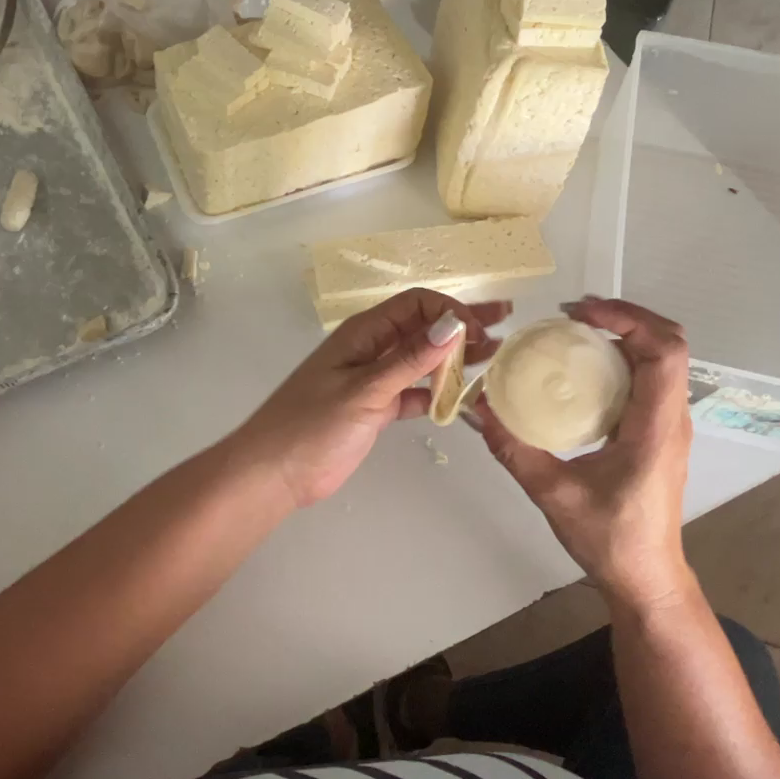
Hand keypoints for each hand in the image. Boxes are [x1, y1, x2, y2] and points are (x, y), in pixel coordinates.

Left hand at [235, 289, 509, 506]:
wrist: (274, 472)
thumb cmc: (310, 427)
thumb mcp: (363, 391)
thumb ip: (407, 360)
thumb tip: (452, 324)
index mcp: (362, 334)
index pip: (416, 306)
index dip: (451, 313)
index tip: (480, 334)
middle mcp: (370, 350)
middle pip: (423, 328)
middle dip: (461, 323)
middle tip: (505, 320)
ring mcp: (372, 380)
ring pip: (421, 360)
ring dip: (455, 358)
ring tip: (494, 356)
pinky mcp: (375, 409)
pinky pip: (413, 392)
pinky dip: (437, 392)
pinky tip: (463, 397)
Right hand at [469, 298, 694, 608]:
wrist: (646, 578)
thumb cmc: (608, 539)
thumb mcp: (551, 493)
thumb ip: (512, 449)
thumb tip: (477, 410)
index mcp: (655, 428)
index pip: (663, 351)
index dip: (628, 318)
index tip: (581, 312)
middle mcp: (672, 419)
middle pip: (669, 344)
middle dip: (626, 317)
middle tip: (574, 314)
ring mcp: (670, 426)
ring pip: (662, 361)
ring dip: (625, 336)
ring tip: (574, 333)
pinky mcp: (659, 435)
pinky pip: (649, 381)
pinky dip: (621, 361)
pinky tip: (582, 372)